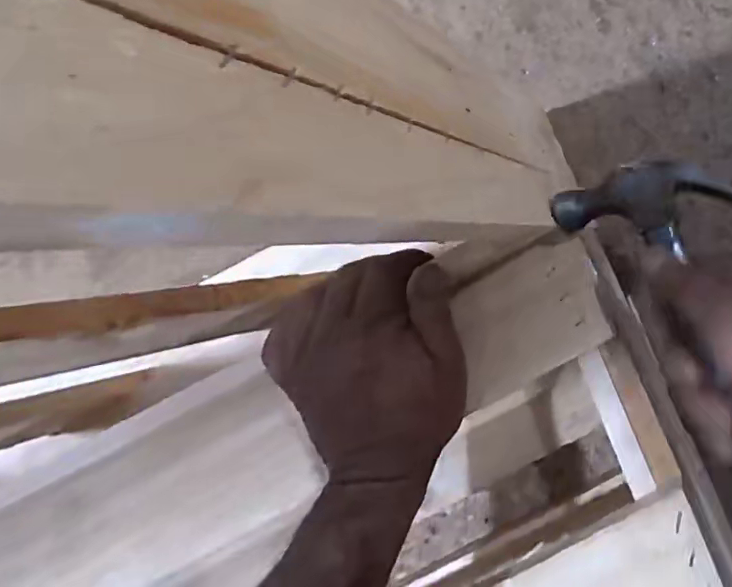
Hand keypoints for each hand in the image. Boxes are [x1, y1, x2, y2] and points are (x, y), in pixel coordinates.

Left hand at [262, 251, 467, 486]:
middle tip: (405, 280)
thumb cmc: (423, 411)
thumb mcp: (447, 359)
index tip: (427, 267)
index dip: (408, 261)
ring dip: (345, 285)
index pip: (383, 270)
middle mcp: (331, 334)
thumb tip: (427, 268)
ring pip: (316, 293)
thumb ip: (434, 309)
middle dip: (380, 269)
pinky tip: (327, 316)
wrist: (378, 469)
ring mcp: (304, 354)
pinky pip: (285, 327)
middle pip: (349, 276)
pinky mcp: (289, 374)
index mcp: (373, 328)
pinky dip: (305, 312)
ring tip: (370, 295)